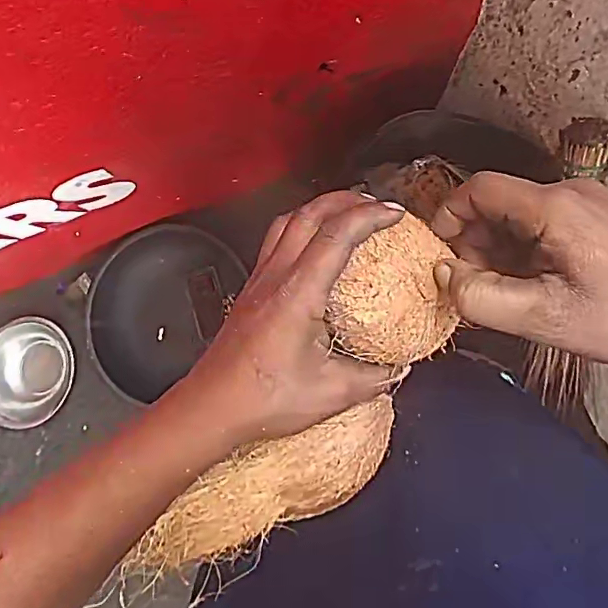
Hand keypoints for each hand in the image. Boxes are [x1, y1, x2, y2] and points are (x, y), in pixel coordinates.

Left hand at [170, 190, 407, 443]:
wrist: (210, 408)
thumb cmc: (258, 400)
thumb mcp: (330, 394)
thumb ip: (373, 378)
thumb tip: (397, 368)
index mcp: (297, 295)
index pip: (336, 235)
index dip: (369, 216)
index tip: (394, 214)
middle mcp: (275, 278)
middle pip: (310, 214)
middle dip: (347, 199)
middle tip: (376, 204)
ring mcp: (260, 280)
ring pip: (288, 221)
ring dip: (320, 208)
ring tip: (346, 211)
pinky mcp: (251, 289)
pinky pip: (276, 240)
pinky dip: (301, 227)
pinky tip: (312, 243)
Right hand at [429, 172, 607, 383]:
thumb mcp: (546, 318)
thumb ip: (480, 297)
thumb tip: (443, 276)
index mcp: (557, 207)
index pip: (478, 188)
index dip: (448, 217)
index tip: (440, 254)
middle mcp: (574, 194)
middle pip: (498, 202)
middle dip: (474, 241)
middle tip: (471, 285)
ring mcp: (591, 205)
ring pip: (521, 216)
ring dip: (500, 250)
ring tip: (504, 294)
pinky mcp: (602, 221)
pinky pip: (546, 226)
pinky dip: (526, 252)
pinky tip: (534, 288)